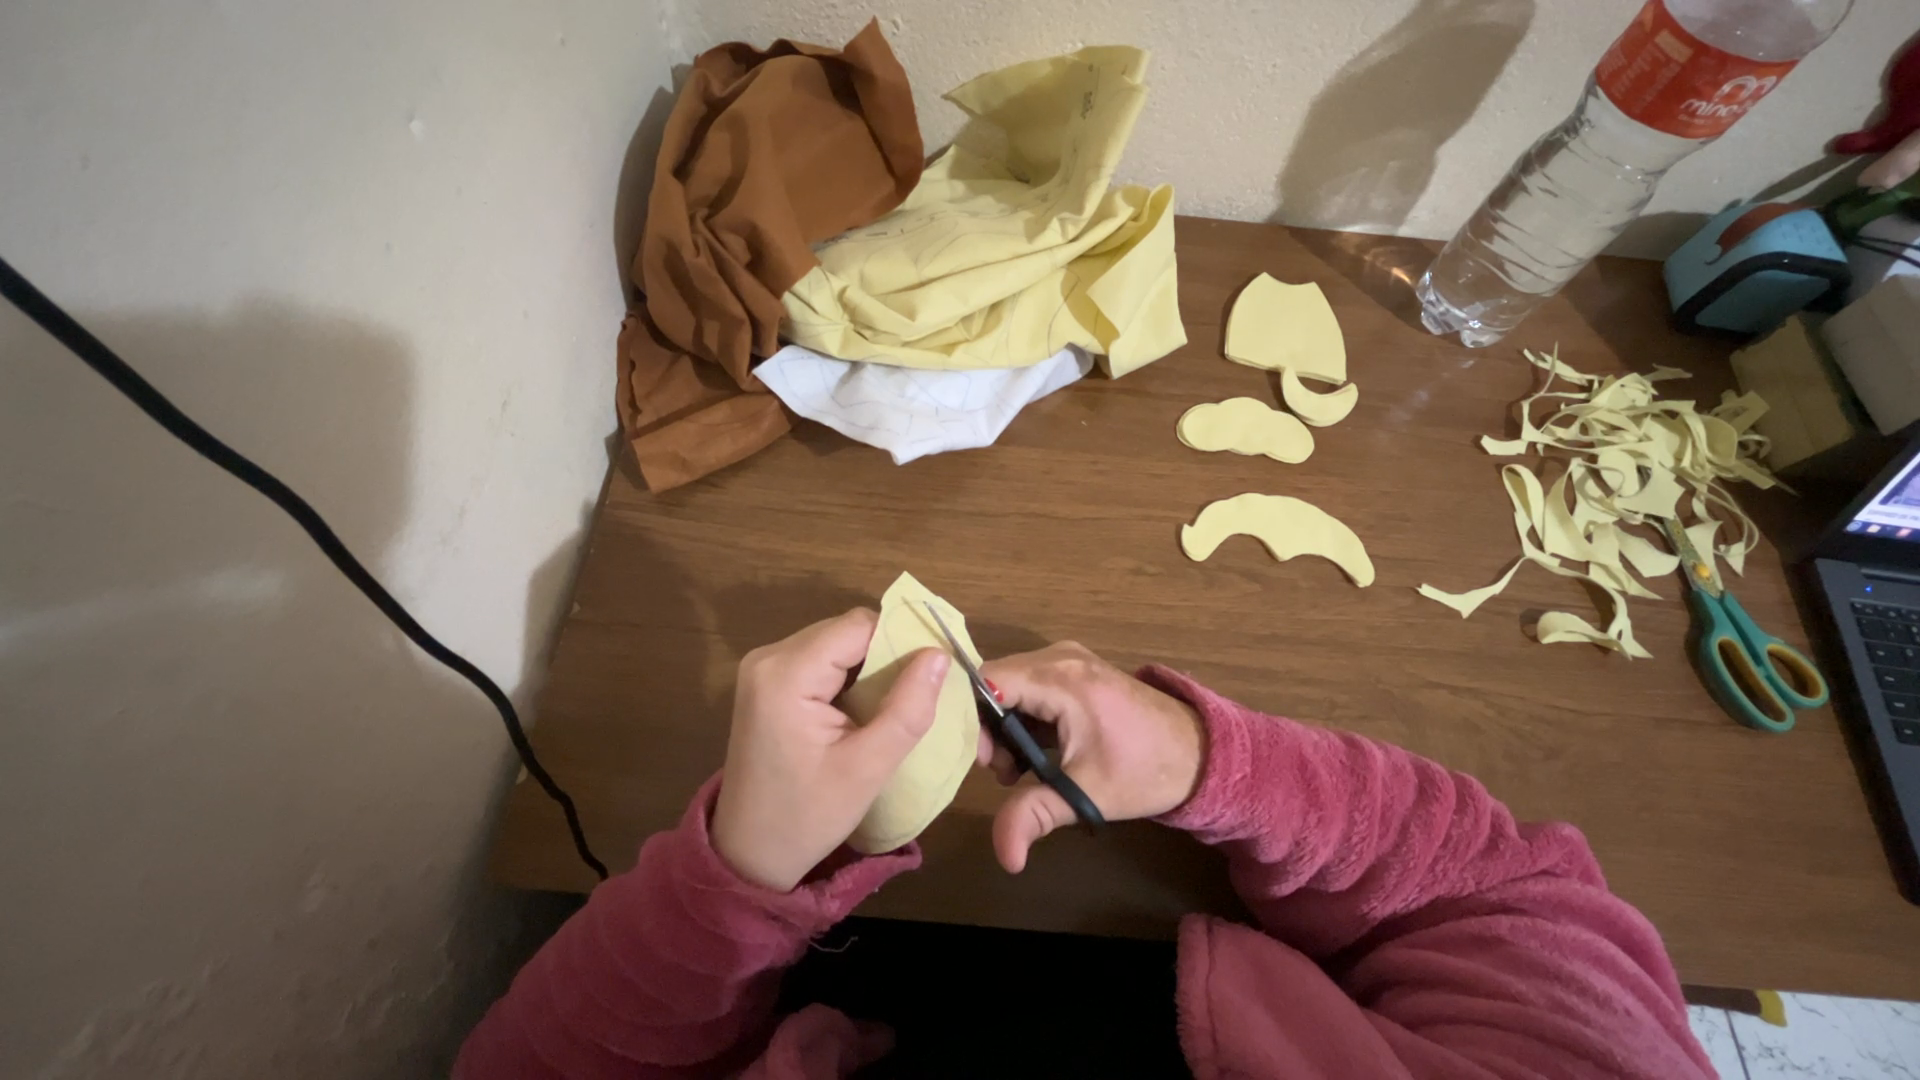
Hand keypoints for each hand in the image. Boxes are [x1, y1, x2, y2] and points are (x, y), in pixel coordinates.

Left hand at [710, 608, 949, 891]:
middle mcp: (769, 656)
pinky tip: (861, 710)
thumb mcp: (868, 768)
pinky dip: (848, 676)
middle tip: (915, 694)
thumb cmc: (808, 816)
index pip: (859, 626)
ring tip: (891, 706)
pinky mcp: (767, 680)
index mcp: (786, 674)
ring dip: (868, 667)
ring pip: (837, 642)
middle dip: (886, 656)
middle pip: (846, 631)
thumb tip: (939, 655)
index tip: (931, 673)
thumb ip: (908, 709)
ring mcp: (763, 666)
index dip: (900, 641)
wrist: (749, 852)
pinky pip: (821, 658)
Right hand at [977, 642, 1204, 873]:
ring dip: (1007, 727)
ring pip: (1010, 685)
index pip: (987, 680)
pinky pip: (1030, 685)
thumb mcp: (1086, 794)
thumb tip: (1003, 859)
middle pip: (995, 682)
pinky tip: (1039, 753)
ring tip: (1025, 769)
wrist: (1199, 754)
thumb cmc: (1144, 770)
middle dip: (991, 729)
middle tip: (1007, 773)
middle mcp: (1059, 656)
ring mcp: (1068, 659)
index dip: (974, 719)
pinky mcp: (1074, 669)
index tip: (986, 762)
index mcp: (1060, 678)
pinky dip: (1025, 717)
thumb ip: (1035, 816)